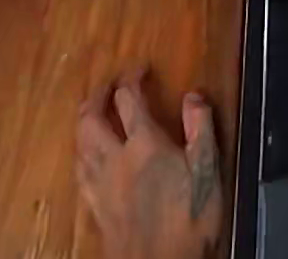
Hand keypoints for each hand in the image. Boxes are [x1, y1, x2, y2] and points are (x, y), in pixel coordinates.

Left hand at [76, 68, 223, 258]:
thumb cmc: (189, 218)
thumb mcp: (207, 167)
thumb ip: (201, 126)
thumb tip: (192, 94)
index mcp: (144, 145)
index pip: (129, 101)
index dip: (131, 79)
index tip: (140, 69)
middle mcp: (115, 160)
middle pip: (91, 122)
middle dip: (96, 98)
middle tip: (107, 86)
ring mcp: (101, 188)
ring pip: (80, 147)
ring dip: (84, 124)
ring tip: (92, 114)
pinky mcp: (96, 211)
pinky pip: (80, 172)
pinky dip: (82, 154)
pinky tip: (86, 158)